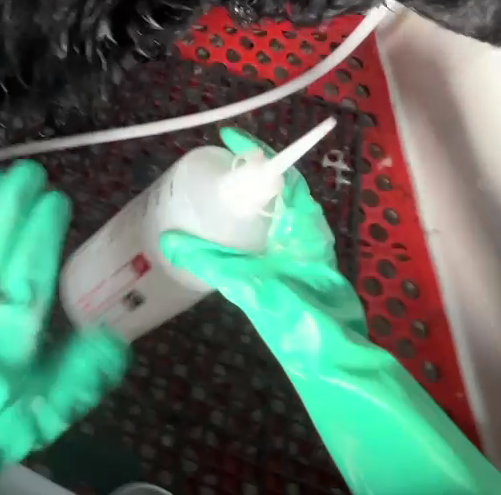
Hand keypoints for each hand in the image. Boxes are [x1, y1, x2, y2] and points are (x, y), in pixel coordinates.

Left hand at [0, 162, 127, 493]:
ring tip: (2, 175)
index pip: (33, 262)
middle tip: (31, 170)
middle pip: (1, 240)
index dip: (44, 227)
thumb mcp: (46, 410)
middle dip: (16, 202)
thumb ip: (82, 373)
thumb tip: (115, 335)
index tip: (57, 197)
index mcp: (14, 327)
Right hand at [160, 128, 500, 494]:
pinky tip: (234, 235)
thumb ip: (206, 259)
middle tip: (218, 167)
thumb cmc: (296, 314)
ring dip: (256, 198)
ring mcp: (309, 250)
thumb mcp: (244, 283)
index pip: (281, 172)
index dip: (255, 150)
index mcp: (301, 222)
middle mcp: (309, 229)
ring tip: (221, 195)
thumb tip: (168, 240)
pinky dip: (257, 222)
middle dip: (252, 172)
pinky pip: (278, 231)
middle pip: (281, 187)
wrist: (333, 362)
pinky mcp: (303, 268)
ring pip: (281, 210)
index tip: (228, 138)